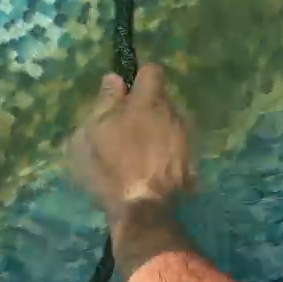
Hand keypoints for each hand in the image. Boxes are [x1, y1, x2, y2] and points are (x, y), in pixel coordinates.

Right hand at [66, 62, 193, 222]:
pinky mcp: (192, 163)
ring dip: (157, 130)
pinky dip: (167, 152)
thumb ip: (103, 102)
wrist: (141, 211)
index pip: (152, 70)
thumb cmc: (108, 168)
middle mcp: (173, 114)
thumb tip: (114, 79)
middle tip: (125, 127)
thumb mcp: (90, 132)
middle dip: (146, 108)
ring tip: (140, 152)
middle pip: (161, 100)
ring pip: (170, 123)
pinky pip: (177, 147)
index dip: (139, 77)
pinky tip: (152, 169)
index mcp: (148, 102)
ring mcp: (186, 139)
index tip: (125, 92)